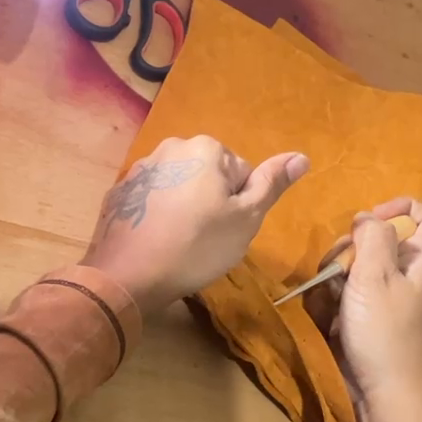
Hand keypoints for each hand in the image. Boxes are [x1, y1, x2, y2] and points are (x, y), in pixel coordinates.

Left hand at [82, 136, 309, 310]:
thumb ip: (272, 184)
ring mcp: (140, 168)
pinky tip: (155, 241)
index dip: (238, 205)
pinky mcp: (119, 192)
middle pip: (207, 176)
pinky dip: (157, 215)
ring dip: (183, 208)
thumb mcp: (245, 219)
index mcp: (206, 148)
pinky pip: (151, 199)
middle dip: (210, 202)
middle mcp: (171, 147)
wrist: (127, 275)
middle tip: (204, 238)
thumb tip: (302, 157)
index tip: (224, 230)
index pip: (240, 173)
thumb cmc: (196, 247)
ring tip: (179, 242)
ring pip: (178, 187)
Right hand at [307, 199, 421, 421]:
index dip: (398, 207)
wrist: (384, 393)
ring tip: (328, 290)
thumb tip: (366, 217)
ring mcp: (388, 297)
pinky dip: (335, 295)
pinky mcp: (369, 317)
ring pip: (359, 265)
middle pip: (381, 239)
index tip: (367, 218)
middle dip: (352, 244)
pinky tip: (326, 309)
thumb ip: (372, 238)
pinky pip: (350, 292)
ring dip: (337, 271)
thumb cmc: (383, 333)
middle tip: (338, 262)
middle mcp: (409, 274)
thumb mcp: (375, 277)